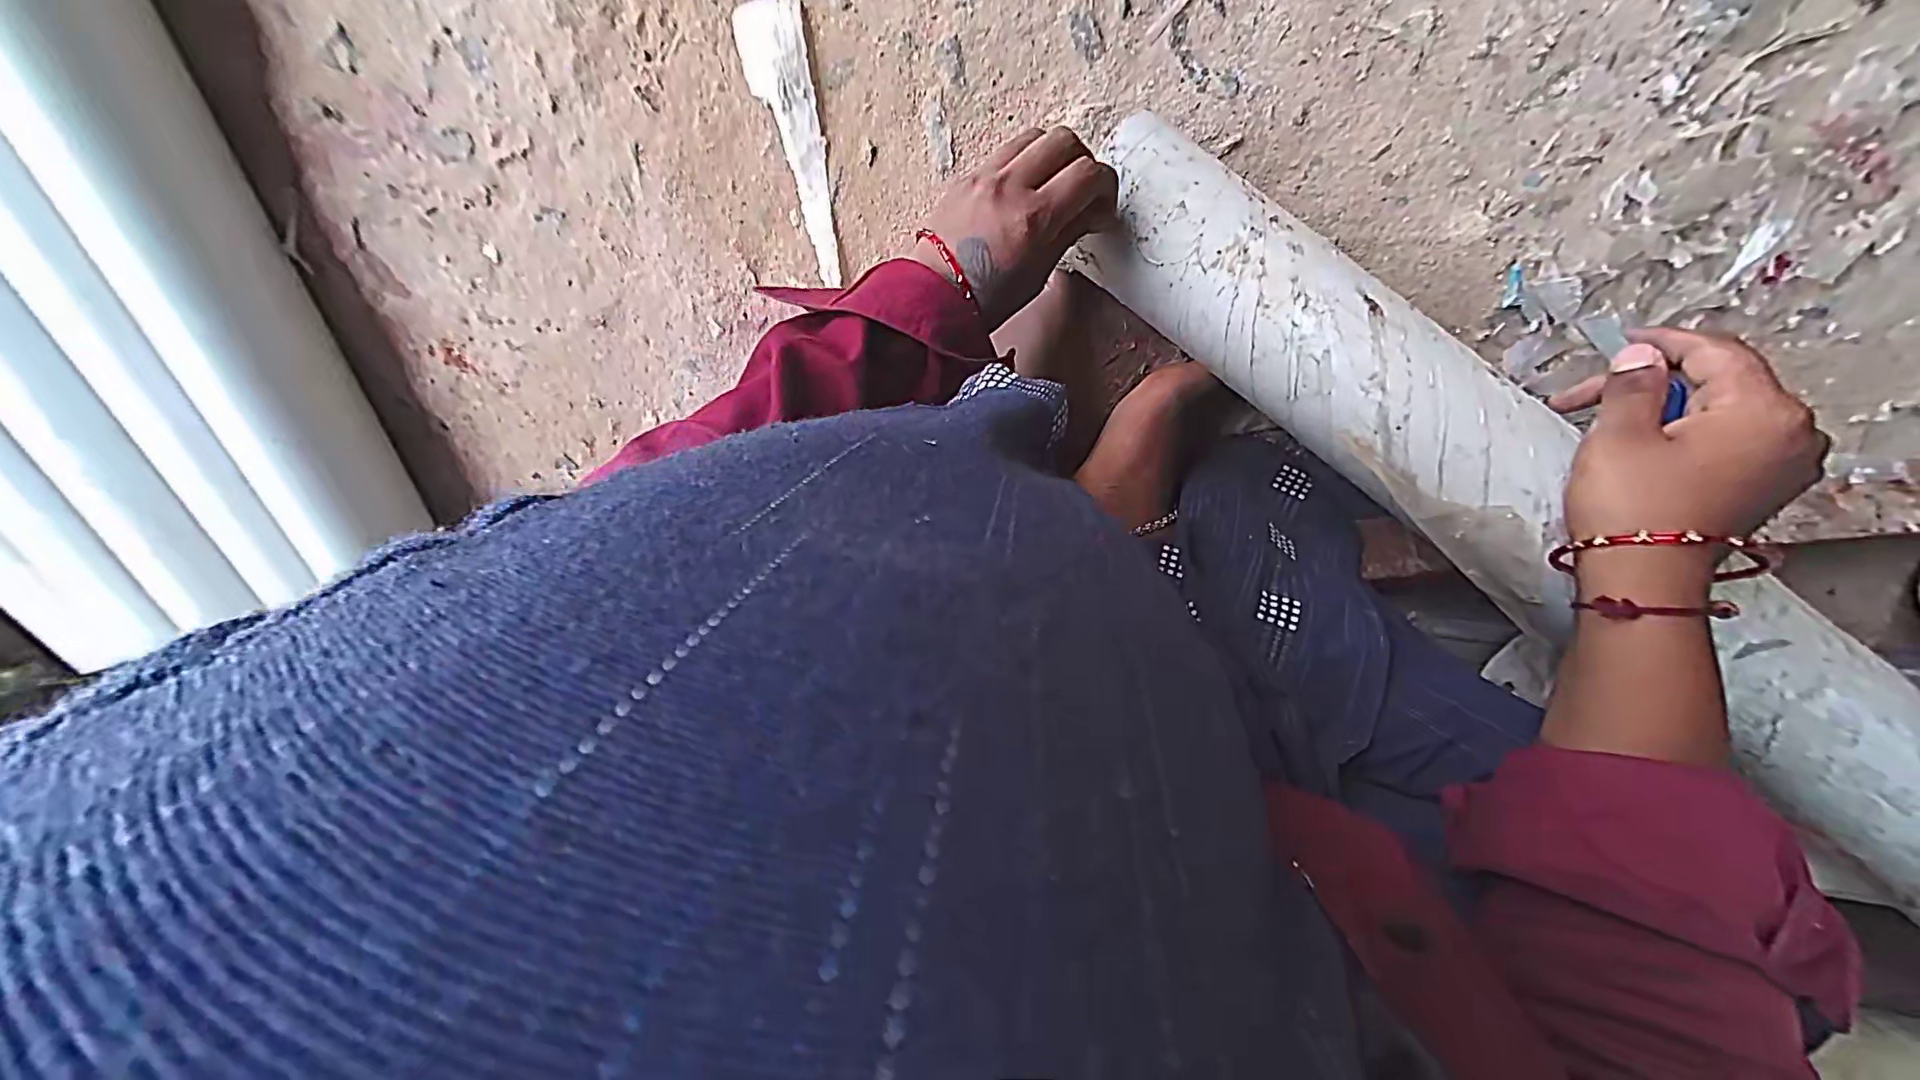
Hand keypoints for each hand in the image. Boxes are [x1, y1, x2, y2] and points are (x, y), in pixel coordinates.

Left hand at [911, 127, 1119, 328]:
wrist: (932, 298)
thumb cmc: (982, 300)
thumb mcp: (1037, 274)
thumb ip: (1067, 233)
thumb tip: (1089, 212)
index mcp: (1034, 218)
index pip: (1089, 175)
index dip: (1106, 188)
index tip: (1102, 208)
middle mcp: (1010, 187)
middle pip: (1065, 140)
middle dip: (1082, 163)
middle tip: (1081, 192)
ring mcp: (985, 178)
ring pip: (1034, 137)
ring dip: (1052, 156)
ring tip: (1050, 187)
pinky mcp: (966, 178)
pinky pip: (1005, 152)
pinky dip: (1022, 163)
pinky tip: (1020, 191)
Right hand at [1548, 327, 1829, 543]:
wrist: (1642, 574)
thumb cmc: (1631, 507)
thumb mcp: (1618, 436)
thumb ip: (1632, 385)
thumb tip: (1641, 356)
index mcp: (1764, 411)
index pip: (1717, 353)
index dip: (1664, 343)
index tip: (1624, 342)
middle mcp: (1791, 433)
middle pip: (1719, 384)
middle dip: (1652, 383)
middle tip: (1591, 395)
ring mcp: (1783, 464)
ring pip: (1720, 413)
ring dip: (1663, 409)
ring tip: (1608, 422)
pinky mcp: (1762, 487)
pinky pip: (1726, 442)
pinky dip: (1682, 434)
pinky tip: (1641, 444)